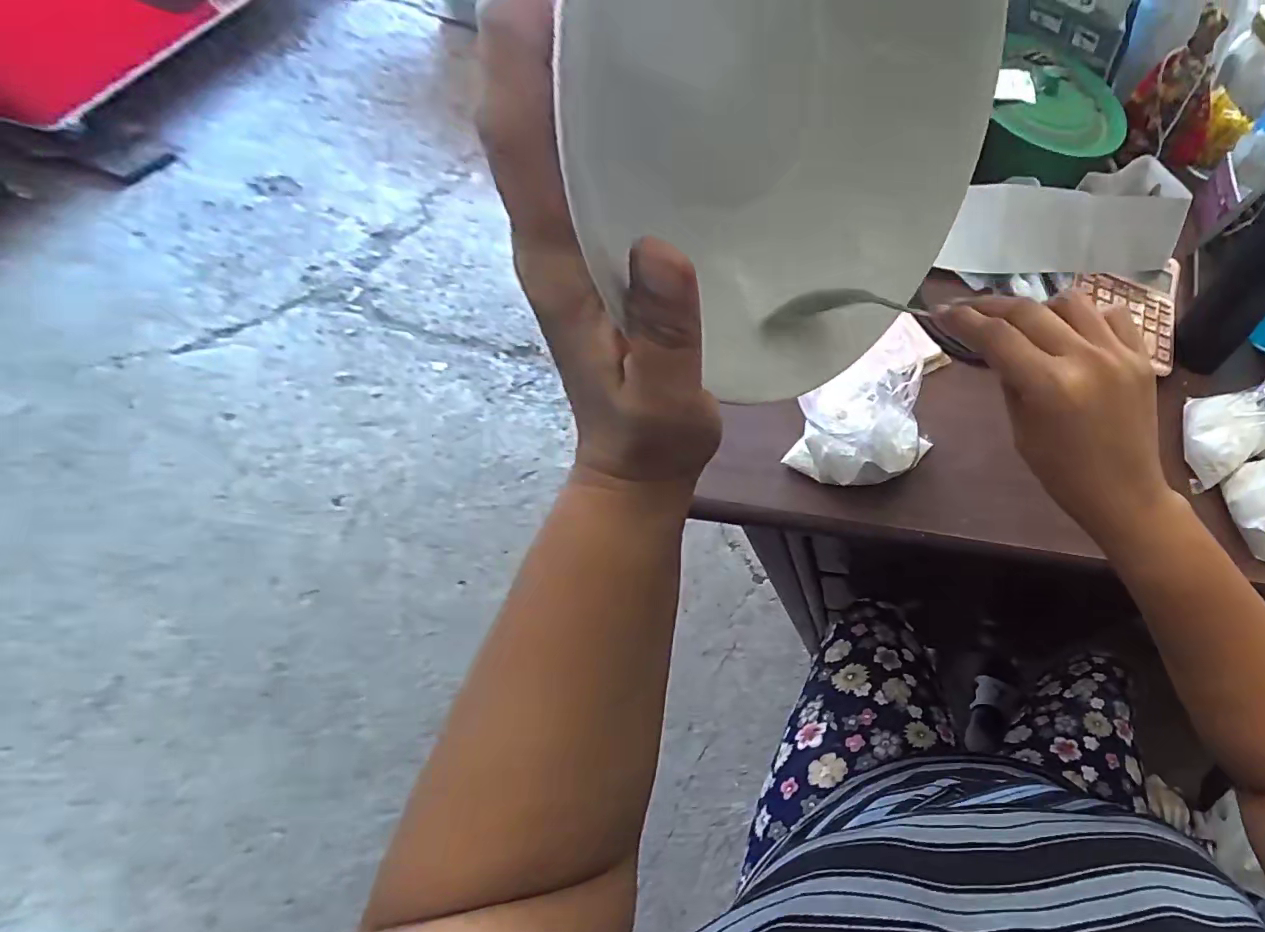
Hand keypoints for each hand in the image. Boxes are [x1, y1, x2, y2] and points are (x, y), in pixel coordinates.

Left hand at [476, 0, 719, 495]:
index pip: (519, 147)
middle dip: (532, 46)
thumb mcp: (664, 399)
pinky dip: (590, 127)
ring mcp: (569, 253)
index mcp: (556, 268)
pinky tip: (631, 112)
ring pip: (544, 144)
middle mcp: (548, 245)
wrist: (632, 470)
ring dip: (557, 77)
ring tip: (604, 33)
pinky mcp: (595, 263)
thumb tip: (664, 248)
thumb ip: (663, 334)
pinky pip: (579, 176)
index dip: (521, 63)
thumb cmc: (650, 440)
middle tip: (587, 5)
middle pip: (518, 124)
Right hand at [934, 294, 1183, 545]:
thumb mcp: (1023, 434)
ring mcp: (1118, 354)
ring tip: (1031, 326)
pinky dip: (1088, 318)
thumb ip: (1010, 385)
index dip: (964, 320)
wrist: (1126, 496)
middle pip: (1028, 311)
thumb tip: (1000, 349)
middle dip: (992, 307)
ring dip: (1041, 309)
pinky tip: (1077, 335)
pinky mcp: (1142, 357)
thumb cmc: (1066, 477)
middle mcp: (1084, 359)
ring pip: (1070, 302)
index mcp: (1049, 386)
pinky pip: (1112, 314)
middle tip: (973, 310)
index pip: (997, 337)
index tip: (944, 313)